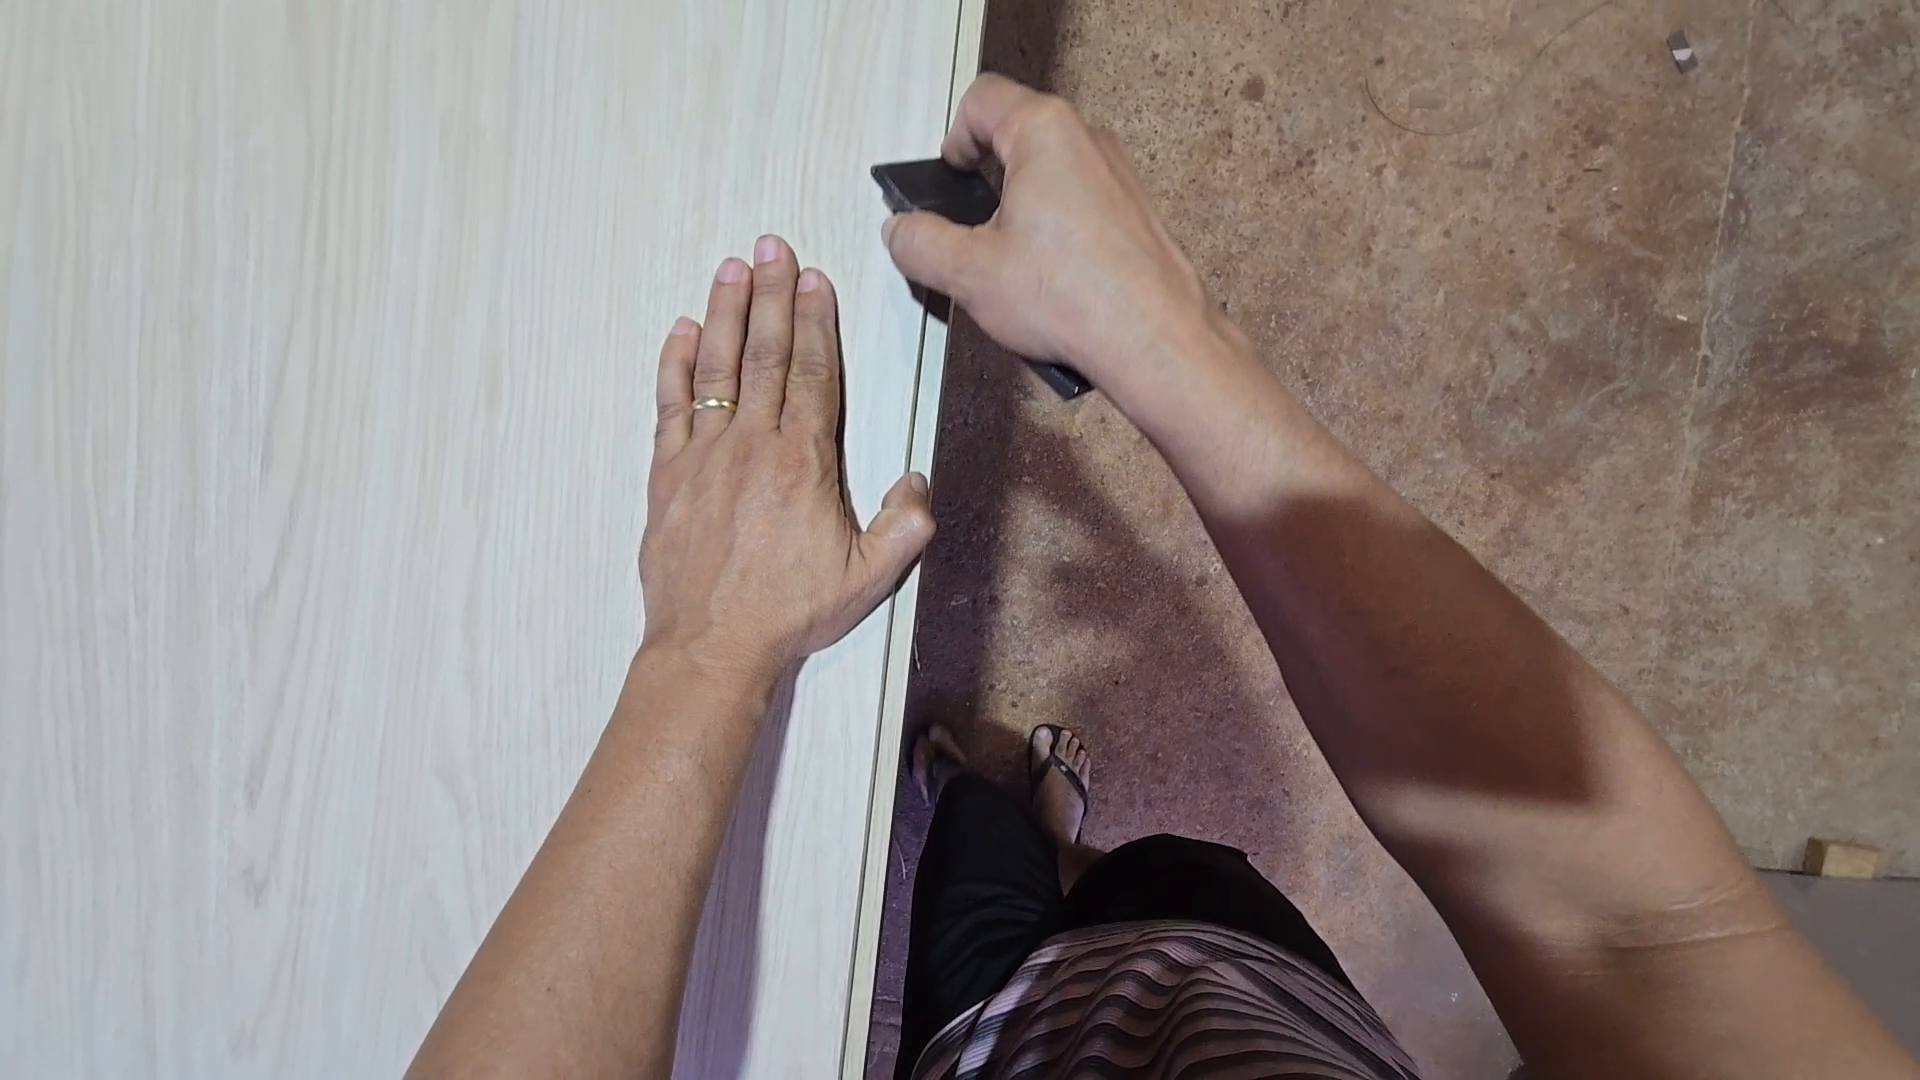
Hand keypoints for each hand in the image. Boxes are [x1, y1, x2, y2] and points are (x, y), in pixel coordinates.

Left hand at [639, 236, 934, 682]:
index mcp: (805, 461)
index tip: (813, 279)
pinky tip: (681, 333)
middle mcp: (754, 444)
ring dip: (726, 313)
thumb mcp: (870, 576)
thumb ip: (905, 524)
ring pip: (718, 367)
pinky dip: (676, 365)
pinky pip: (672, 405)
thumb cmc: (791, 610)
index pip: (815, 373)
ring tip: (731, 269)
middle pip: (767, 354)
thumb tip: (917, 478)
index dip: (816, 321)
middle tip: (771, 246)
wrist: (714, 644)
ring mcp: (706, 454)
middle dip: (772, 295)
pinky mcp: (670, 474)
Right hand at [880, 74, 1215, 383]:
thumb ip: (922, 245)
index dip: (951, 141)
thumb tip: (901, 234)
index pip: (980, 101)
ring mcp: (1116, 182)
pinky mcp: (1133, 220)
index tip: (945, 181)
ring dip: (1019, 224)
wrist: (1151, 341)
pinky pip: (1078, 219)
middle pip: (1016, 144)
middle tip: (969, 238)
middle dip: (984, 192)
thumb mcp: (970, 274)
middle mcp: (1088, 144)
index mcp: (1045, 133)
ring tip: (1008, 277)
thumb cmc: (1078, 298)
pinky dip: (1053, 247)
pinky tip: (1046, 293)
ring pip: (1048, 186)